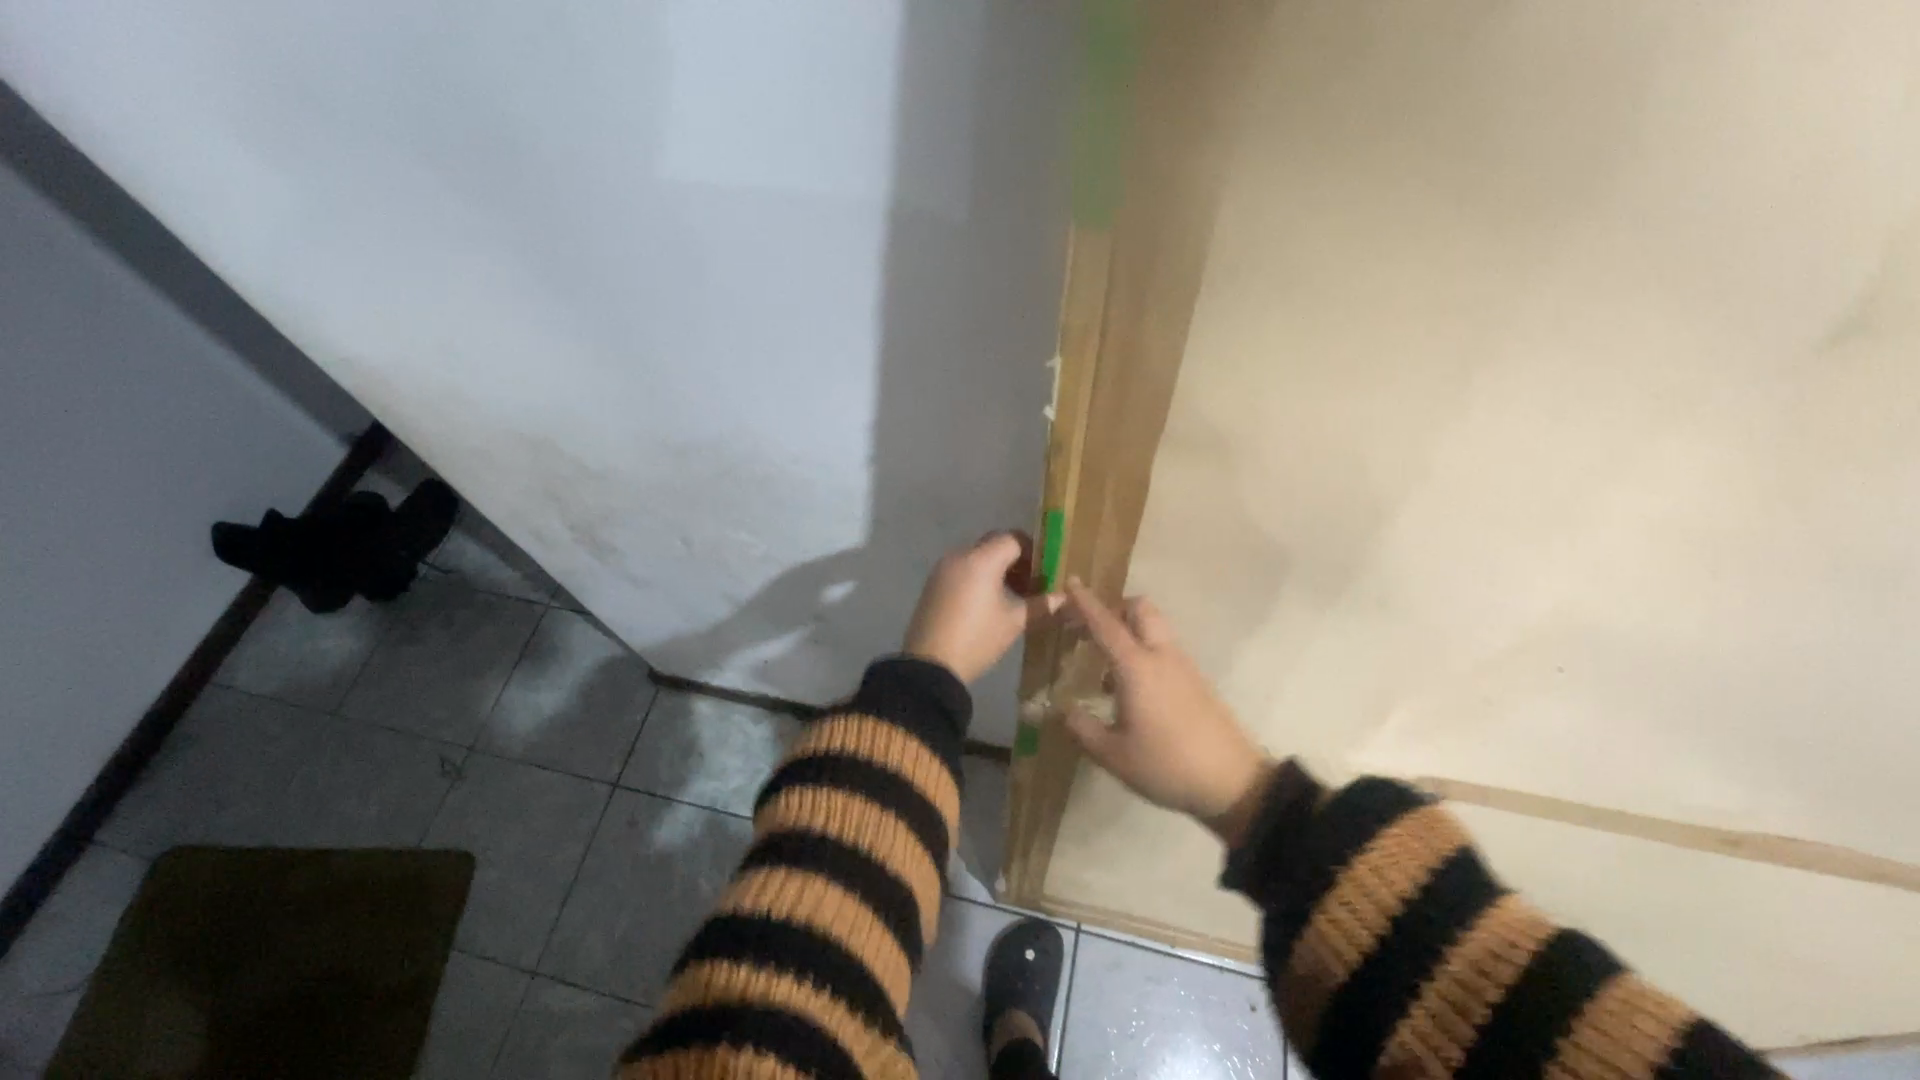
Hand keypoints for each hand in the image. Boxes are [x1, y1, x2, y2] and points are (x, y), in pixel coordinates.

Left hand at [903, 532, 1062, 682]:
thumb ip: (1040, 605)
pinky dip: (977, 578)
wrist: (930, 666)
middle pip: (993, 544)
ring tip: (1010, 598)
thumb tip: (1062, 598)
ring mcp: (942, 570)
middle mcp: (959, 556)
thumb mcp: (1014, 622)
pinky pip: (961, 570)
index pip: (1013, 539)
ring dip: (995, 570)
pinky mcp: (932, 585)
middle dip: (1014, 560)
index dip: (1033, 552)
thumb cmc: (977, 638)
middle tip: (1030, 585)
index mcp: (982, 560)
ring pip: (976, 558)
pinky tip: (986, 605)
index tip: (1044, 573)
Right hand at [1061, 579, 1270, 832]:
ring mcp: (1184, 667)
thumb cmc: (1167, 765)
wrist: (1232, 782)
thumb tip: (1063, 710)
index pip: (1106, 625)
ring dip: (1130, 631)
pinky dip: (1144, 652)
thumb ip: (1082, 728)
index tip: (1069, 583)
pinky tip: (1130, 690)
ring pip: (1155, 629)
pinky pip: (1165, 650)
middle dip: (1115, 608)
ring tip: (1105, 666)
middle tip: (1090, 628)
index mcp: (1137, 668)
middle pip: (1141, 609)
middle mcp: (1162, 657)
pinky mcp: (1197, 682)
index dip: (1085, 603)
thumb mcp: (1113, 755)